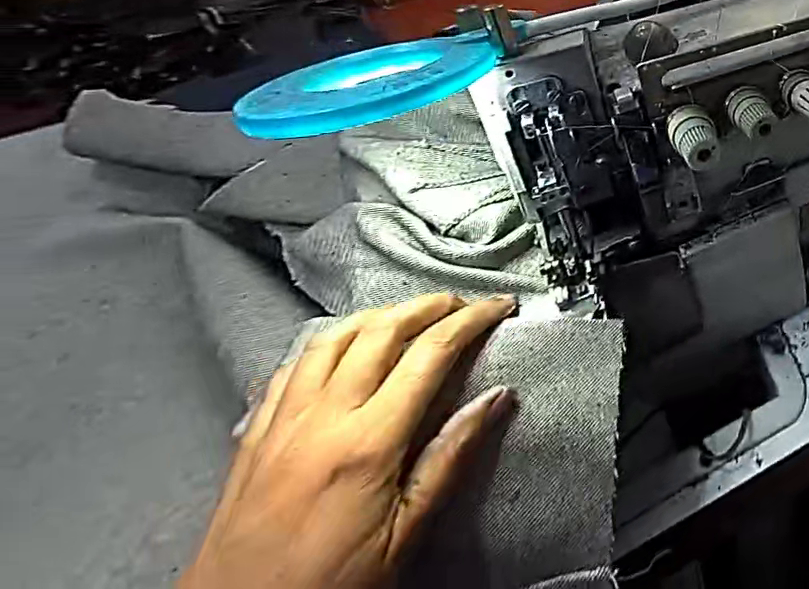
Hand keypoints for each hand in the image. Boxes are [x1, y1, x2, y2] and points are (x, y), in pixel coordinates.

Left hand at [180, 294, 518, 588]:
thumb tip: (499, 396)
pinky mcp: (250, 440)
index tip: (501, 307)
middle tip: (466, 304)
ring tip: (413, 315)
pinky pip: (289, 369)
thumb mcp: (406, 533)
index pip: (431, 352)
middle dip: (432, 305)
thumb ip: (451, 457)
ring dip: (380, 315)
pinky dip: (328, 343)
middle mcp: (321, 421)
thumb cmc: (328, 586)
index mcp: (366, 443)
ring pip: (331, 339)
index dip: (474, 319)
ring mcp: (279, 427)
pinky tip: (348, 349)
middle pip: (382, 330)